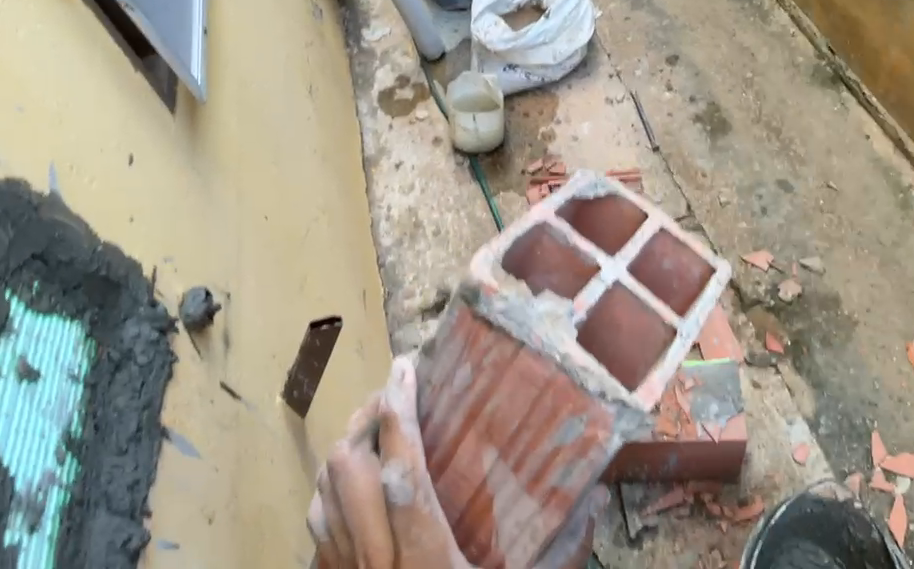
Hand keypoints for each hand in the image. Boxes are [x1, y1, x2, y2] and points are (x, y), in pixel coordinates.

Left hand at [308, 354, 602, 568]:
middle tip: (393, 393)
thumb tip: (597, 501)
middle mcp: (378, 562)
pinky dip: (328, 491)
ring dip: (345, 449)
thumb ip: (562, 552)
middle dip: (365, 418)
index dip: (398, 409)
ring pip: (325, 492)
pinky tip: (350, 484)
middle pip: (349, 468)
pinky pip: (316, 528)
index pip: (401, 465)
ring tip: (371, 427)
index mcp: (426, 556)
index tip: (406, 364)